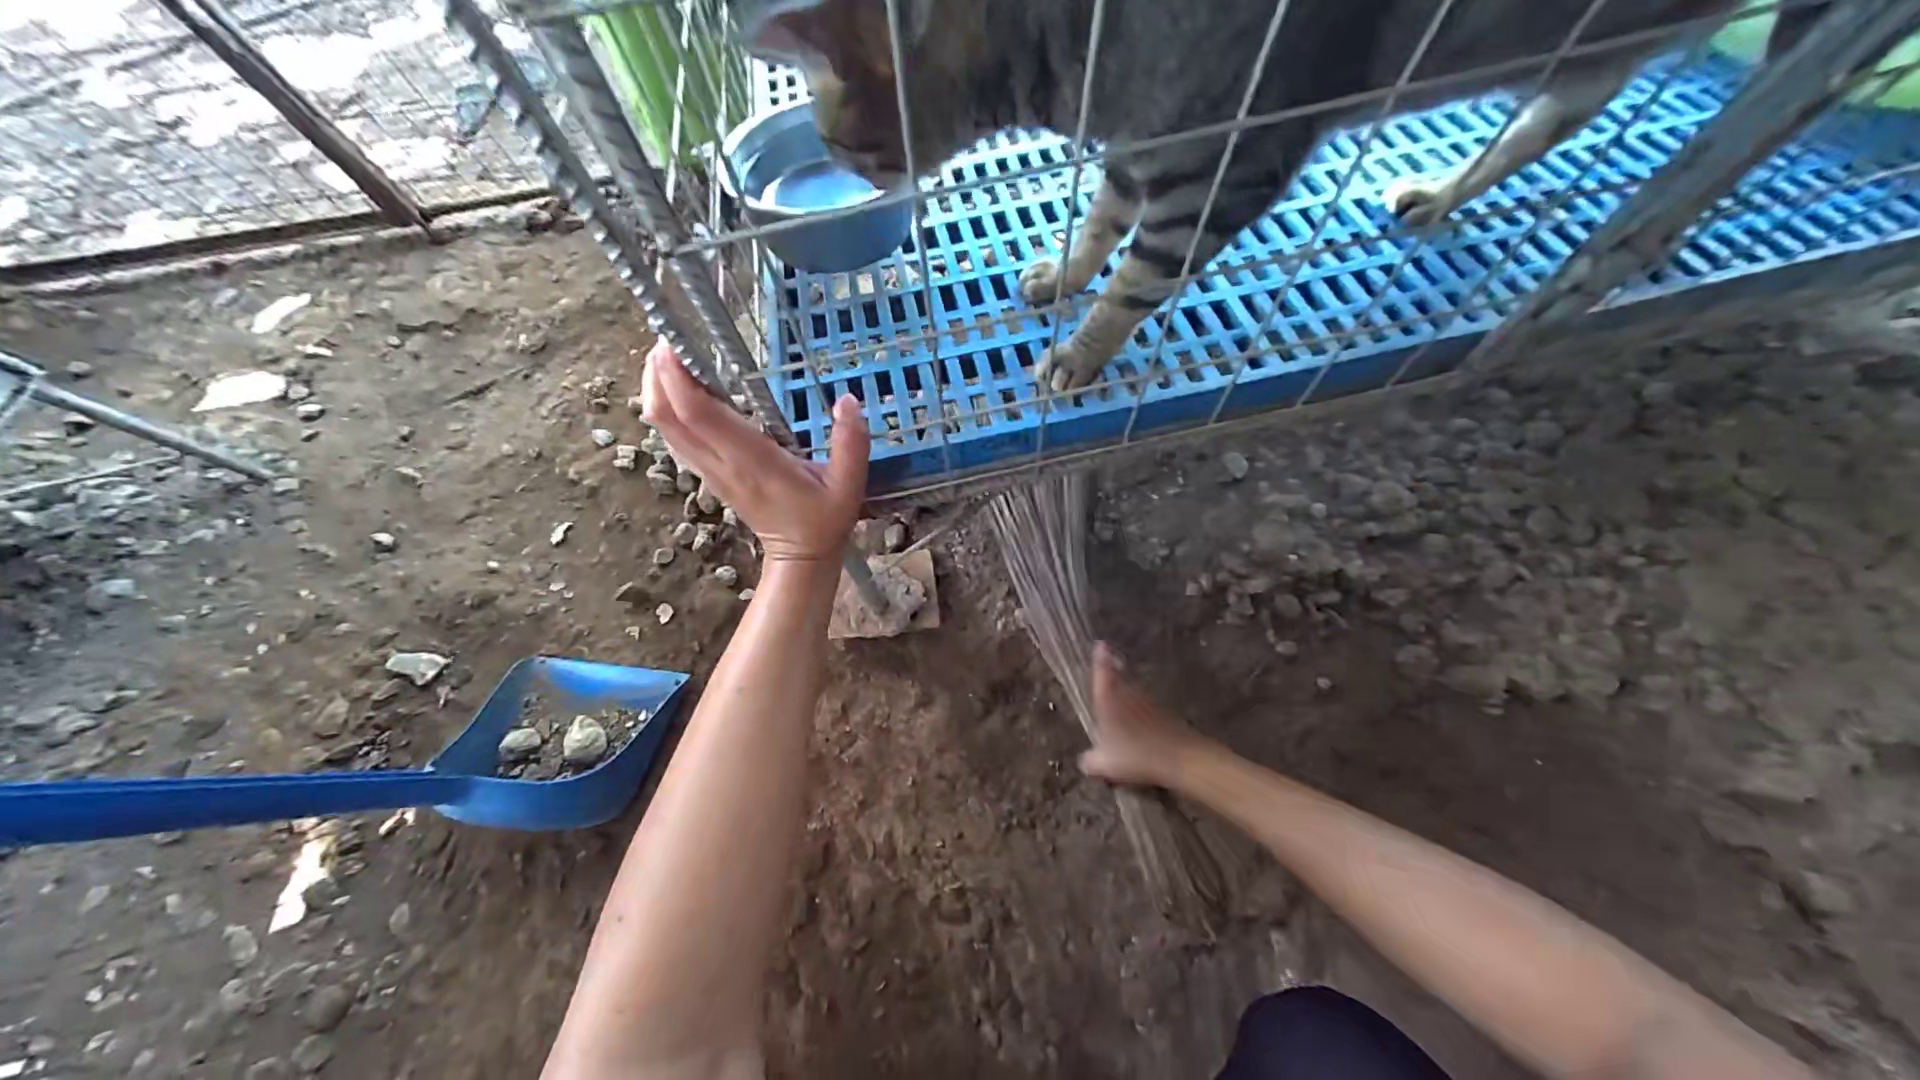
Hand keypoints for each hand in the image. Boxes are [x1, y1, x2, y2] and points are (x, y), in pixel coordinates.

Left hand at [640, 338, 868, 563]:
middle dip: (656, 375)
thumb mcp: (849, 485)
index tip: (673, 343)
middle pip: (666, 416)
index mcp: (752, 461)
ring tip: (672, 357)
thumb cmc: (824, 520)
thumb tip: (848, 400)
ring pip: (664, 427)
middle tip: (669, 340)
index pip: (699, 415)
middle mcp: (721, 463)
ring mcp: (709, 471)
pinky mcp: (708, 473)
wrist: (800, 556)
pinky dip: (668, 409)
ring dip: (657, 390)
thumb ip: (851, 443)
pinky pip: (675, 437)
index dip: (677, 378)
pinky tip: (682, 389)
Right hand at [1081, 643, 1207, 787]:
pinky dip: (1140, 709)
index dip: (1100, 658)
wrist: (1180, 757)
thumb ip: (1091, 760)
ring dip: (1127, 693)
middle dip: (1113, 673)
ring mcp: (1147, 700)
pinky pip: (1145, 705)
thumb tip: (1084, 761)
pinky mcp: (1163, 711)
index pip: (1102, 671)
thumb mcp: (1106, 763)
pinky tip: (1138, 724)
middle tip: (1107, 670)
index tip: (1100, 645)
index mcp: (1108, 699)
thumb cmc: (1136, 756)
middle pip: (1119, 677)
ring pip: (1133, 691)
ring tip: (1119, 702)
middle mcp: (1127, 693)